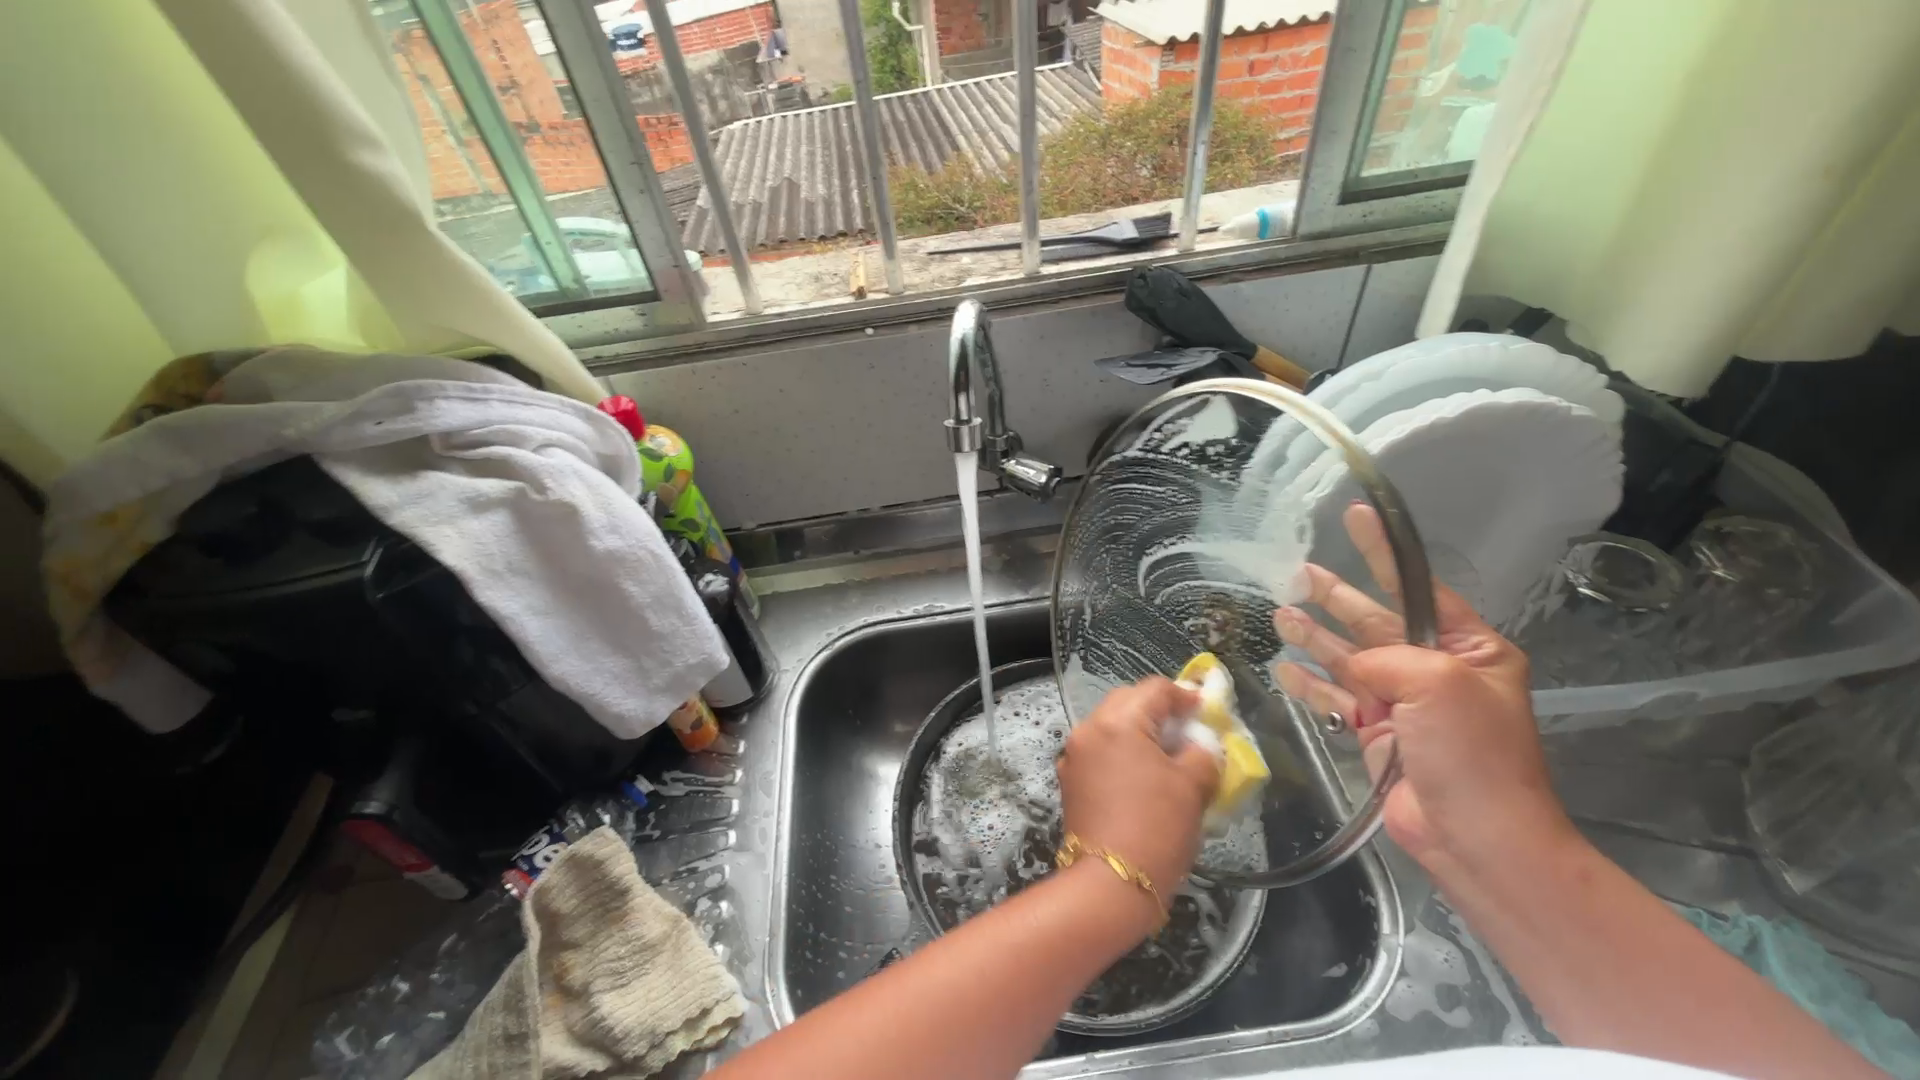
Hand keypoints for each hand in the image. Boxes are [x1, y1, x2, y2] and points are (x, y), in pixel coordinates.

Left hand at [1056, 678, 1215, 903]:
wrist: (1110, 884)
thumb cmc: (1156, 828)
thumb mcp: (1193, 785)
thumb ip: (1202, 752)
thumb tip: (1200, 743)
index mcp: (1117, 722)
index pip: (1154, 689)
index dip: (1185, 696)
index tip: (1205, 712)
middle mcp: (1088, 730)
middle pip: (1128, 702)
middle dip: (1158, 711)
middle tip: (1187, 732)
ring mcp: (1074, 756)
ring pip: (1111, 728)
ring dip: (1139, 734)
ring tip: (1168, 758)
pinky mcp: (1070, 782)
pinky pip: (1101, 754)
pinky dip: (1123, 756)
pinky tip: (1144, 779)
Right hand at [1272, 503, 1573, 873]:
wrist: (1474, 837)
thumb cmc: (1471, 753)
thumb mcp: (1438, 684)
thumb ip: (1387, 656)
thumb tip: (1356, 668)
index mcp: (1468, 650)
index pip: (1418, 588)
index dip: (1384, 553)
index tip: (1358, 516)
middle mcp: (1433, 671)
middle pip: (1374, 621)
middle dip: (1337, 597)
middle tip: (1298, 573)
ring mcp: (1401, 704)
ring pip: (1347, 659)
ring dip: (1315, 637)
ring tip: (1281, 614)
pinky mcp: (1375, 735)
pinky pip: (1336, 698)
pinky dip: (1310, 685)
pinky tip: (1285, 669)